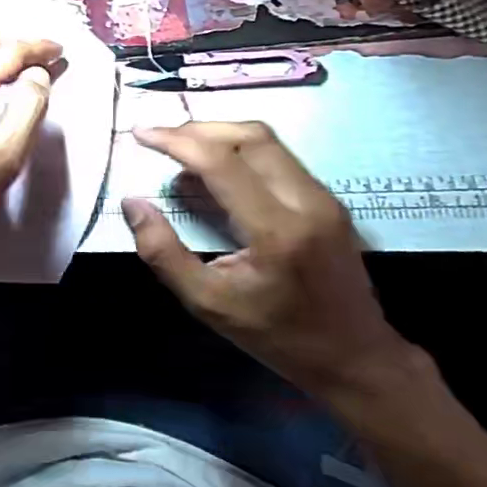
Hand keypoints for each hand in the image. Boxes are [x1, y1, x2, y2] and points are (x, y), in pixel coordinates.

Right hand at [122, 122, 409, 395]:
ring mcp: (324, 197)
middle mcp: (306, 201)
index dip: (176, 141)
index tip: (141, 134)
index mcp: (277, 231)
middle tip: (160, 138)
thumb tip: (133, 204)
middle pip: (249, 136)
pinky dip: (243, 149)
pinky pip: (281, 156)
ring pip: (268, 140)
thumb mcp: (208, 304)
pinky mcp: (330, 199)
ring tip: (183, 147)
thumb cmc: (276, 336)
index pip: (221, 162)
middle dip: (198, 129)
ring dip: (221, 134)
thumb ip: (163, 253)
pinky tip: (219, 168)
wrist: (354, 357)